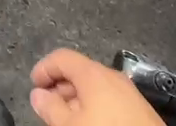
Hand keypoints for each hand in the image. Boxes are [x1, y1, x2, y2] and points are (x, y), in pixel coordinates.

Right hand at [29, 49, 164, 125]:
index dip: (44, 68)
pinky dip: (96, 107)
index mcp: (93, 73)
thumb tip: (38, 94)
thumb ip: (51, 108)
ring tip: (68, 119)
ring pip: (95, 88)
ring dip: (77, 99)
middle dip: (60, 86)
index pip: (62, 57)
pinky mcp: (141, 110)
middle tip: (48, 107)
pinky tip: (92, 124)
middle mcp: (112, 76)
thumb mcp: (71, 125)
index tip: (33, 85)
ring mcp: (129, 92)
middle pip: (79, 71)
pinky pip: (110, 99)